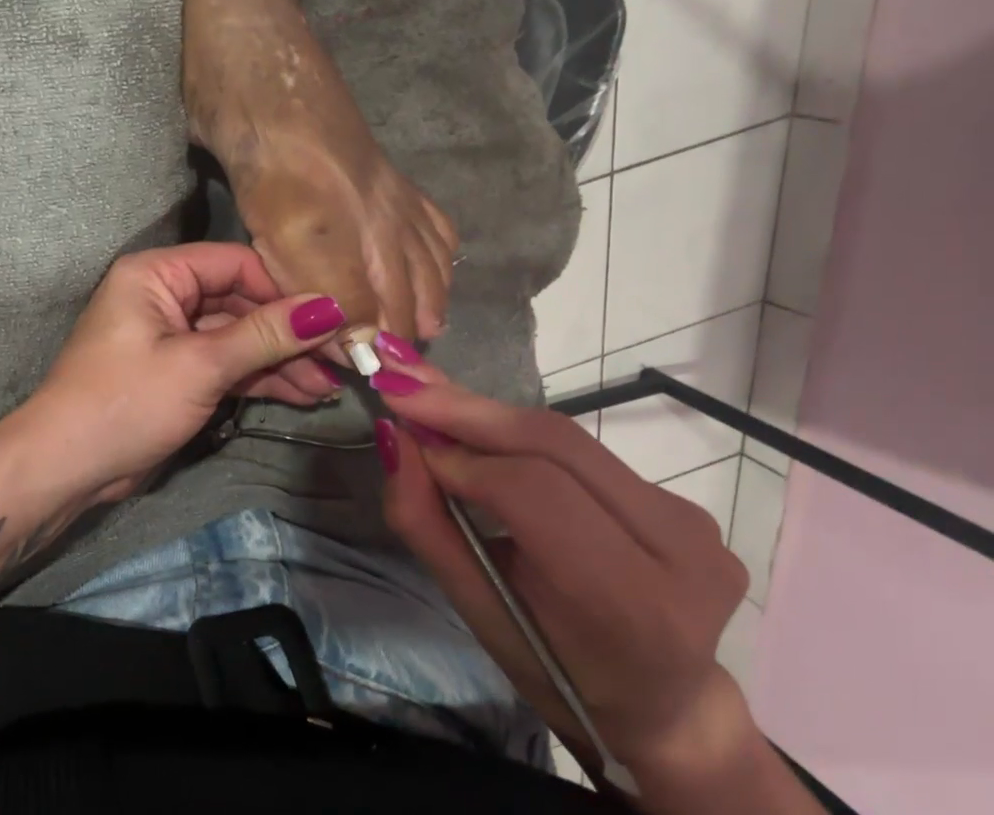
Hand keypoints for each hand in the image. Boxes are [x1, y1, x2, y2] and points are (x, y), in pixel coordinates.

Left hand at [21, 242, 345, 498]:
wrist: (67, 465)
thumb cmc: (126, 401)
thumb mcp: (200, 365)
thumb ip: (265, 335)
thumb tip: (331, 307)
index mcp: (156, 274)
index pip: (235, 263)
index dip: (285, 289)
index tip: (338, 315)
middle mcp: (162, 296)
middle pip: (240, 302)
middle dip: (289, 332)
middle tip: (345, 357)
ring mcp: (169, 337)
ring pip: (237, 338)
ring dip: (281, 360)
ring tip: (333, 386)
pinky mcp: (175, 374)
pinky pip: (225, 365)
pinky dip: (259, 379)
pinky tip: (304, 395)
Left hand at [186, 12, 457, 344]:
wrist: (259, 56)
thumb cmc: (248, 133)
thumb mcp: (267, 217)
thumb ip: (313, 279)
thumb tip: (354, 338)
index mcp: (346, 236)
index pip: (370, 314)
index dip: (368, 352)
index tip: (368, 382)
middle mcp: (381, 218)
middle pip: (403, 296)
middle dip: (397, 340)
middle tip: (392, 373)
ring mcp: (389, 191)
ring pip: (422, 266)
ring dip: (419, 308)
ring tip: (414, 339)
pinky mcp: (386, 170)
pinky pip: (430, 227)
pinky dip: (435, 261)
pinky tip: (431, 274)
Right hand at [371, 350, 759, 799]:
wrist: (662, 704)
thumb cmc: (554, 668)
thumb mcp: (477, 613)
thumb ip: (428, 526)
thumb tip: (393, 439)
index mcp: (628, 601)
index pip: (533, 491)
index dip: (460, 455)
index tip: (400, 435)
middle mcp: (679, 550)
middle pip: (556, 446)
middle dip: (467, 410)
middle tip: (398, 384)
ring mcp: (694, 522)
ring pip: (569, 440)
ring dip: (489, 416)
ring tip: (426, 399)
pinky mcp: (691, 503)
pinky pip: (586, 452)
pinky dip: (520, 437)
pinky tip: (478, 433)